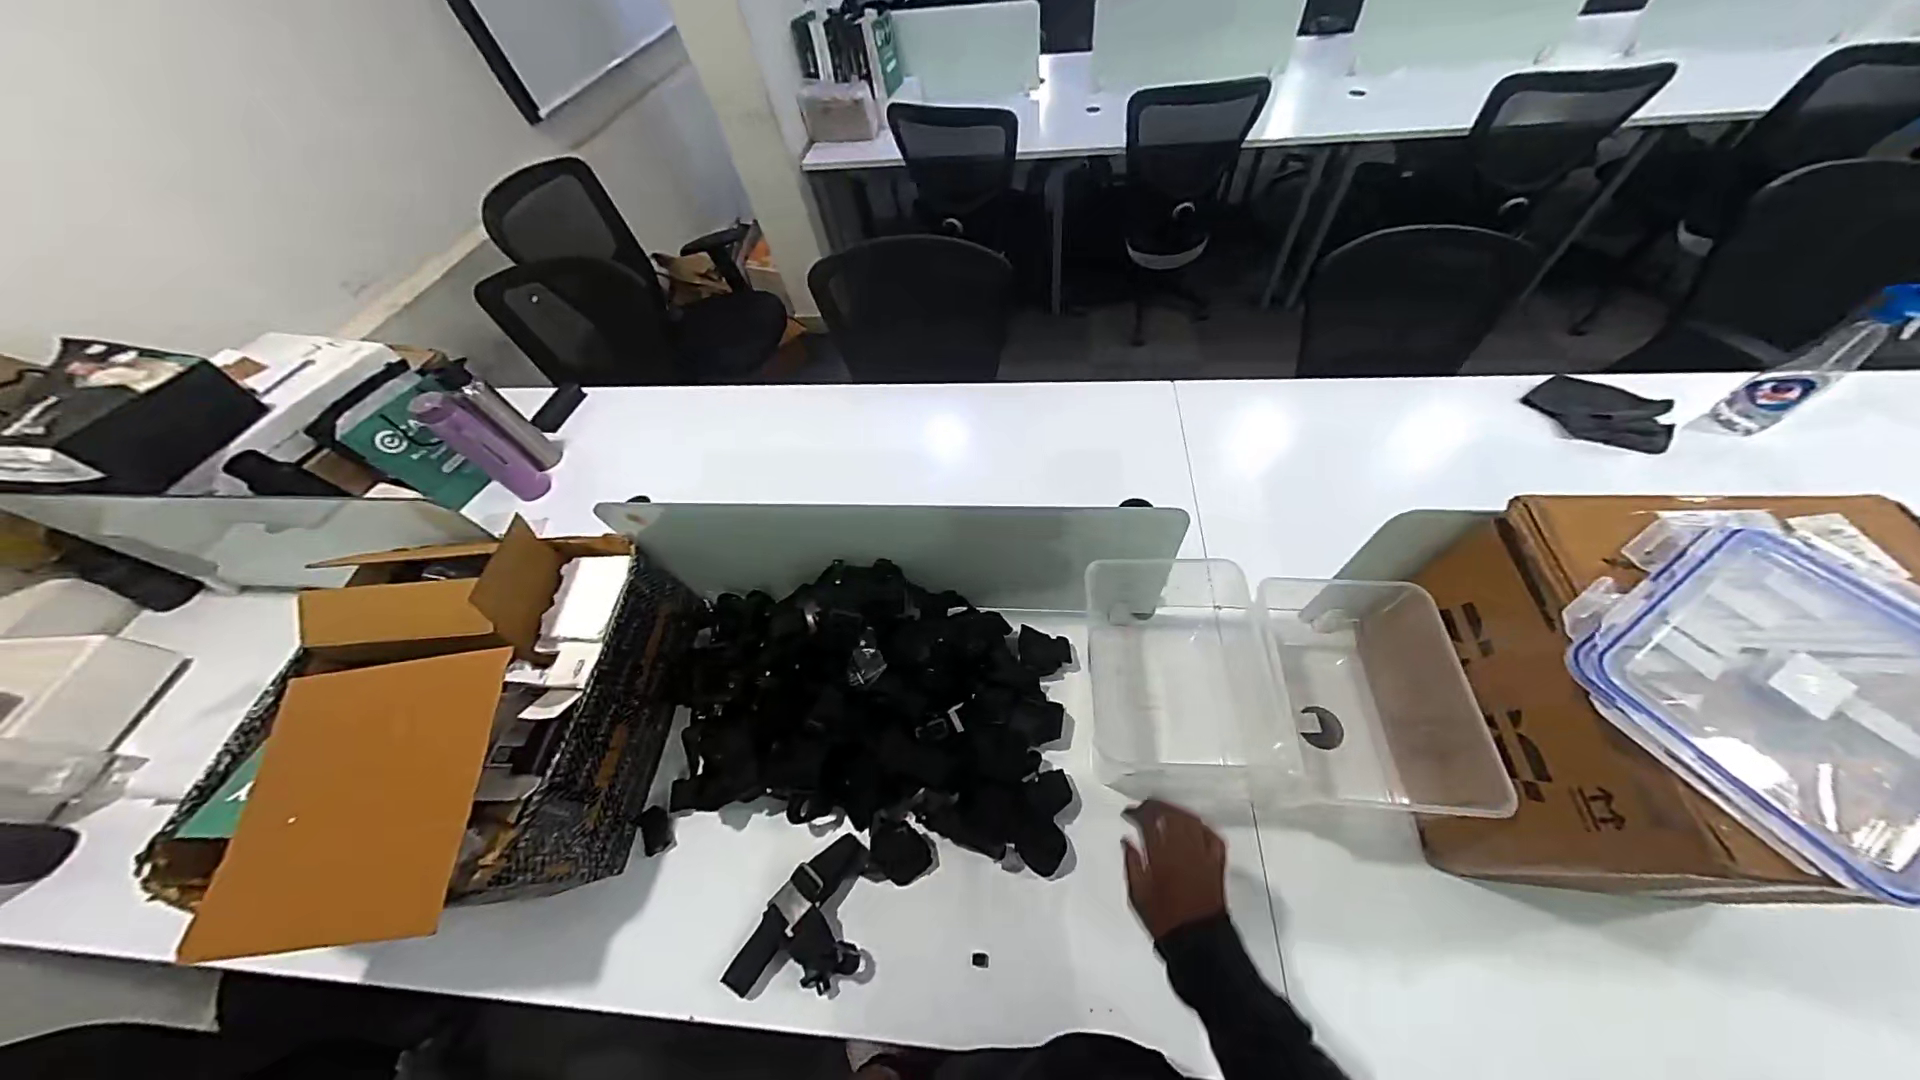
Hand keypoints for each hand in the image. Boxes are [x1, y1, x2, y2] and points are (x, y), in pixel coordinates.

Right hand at [1121, 800, 1227, 940]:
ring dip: (1176, 811)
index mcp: (1161, 856)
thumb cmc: (1166, 922)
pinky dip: (1201, 827)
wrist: (1198, 942)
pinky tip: (1194, 825)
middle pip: (1170, 814)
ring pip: (1190, 820)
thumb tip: (1127, 842)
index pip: (1148, 821)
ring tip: (1165, 811)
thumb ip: (1131, 863)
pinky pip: (1212, 836)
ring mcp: (1202, 856)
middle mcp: (1183, 851)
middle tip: (1144, 807)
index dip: (1136, 812)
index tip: (1129, 814)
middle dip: (1155, 806)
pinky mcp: (1217, 864)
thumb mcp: (1137, 894)